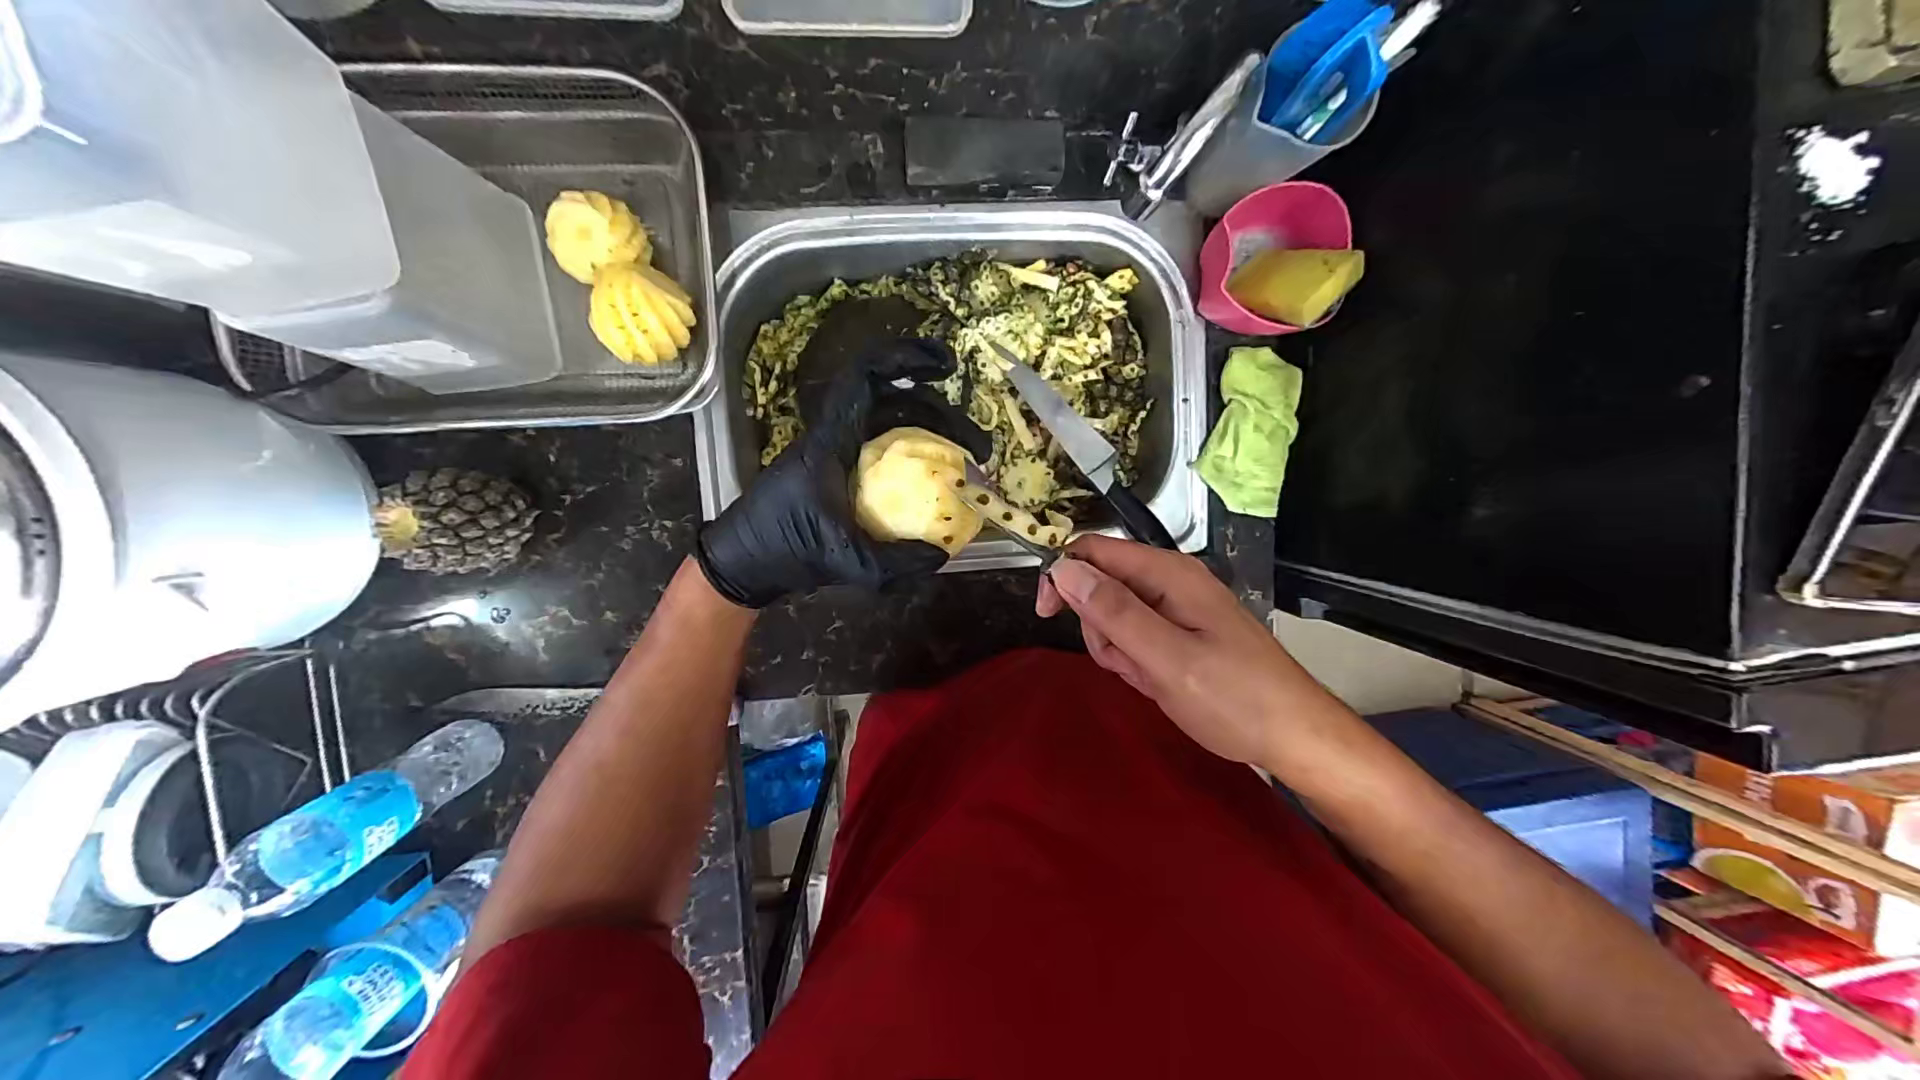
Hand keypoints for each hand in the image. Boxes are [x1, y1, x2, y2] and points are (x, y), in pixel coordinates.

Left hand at [696, 339, 990, 608]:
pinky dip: (921, 452)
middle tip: (980, 449)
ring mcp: (843, 451)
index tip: (944, 364)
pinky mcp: (846, 470)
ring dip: (938, 433)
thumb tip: (941, 554)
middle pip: (897, 403)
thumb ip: (894, 563)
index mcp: (830, 440)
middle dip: (945, 416)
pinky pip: (890, 448)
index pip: (864, 378)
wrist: (747, 561)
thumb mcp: (843, 561)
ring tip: (971, 461)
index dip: (903, 359)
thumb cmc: (783, 549)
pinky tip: (943, 473)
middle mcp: (838, 435)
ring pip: (897, 424)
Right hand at [1036, 535, 1340, 767]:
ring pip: (1113, 614)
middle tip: (1128, 663)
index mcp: (1168, 574)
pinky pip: (1136, 635)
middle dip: (1098, 626)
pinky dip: (1134, 659)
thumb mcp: (1167, 659)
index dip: (1063, 576)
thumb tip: (1064, 569)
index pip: (1093, 551)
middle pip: (1100, 584)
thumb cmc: (1236, 699)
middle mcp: (1171, 580)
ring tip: (1149, 677)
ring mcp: (1177, 606)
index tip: (1047, 616)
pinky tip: (1157, 681)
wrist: (1294, 737)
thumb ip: (1114, 613)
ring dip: (1116, 648)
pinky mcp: (1181, 630)